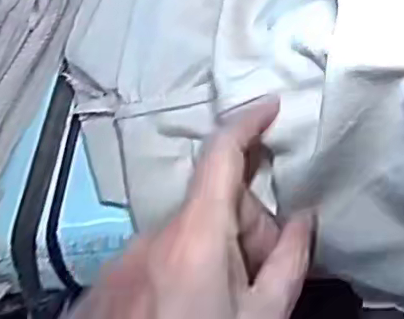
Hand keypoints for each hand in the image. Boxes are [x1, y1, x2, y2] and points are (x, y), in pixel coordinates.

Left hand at [77, 96, 312, 318]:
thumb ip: (290, 260)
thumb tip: (304, 219)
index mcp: (193, 235)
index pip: (222, 152)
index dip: (249, 121)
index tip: (274, 106)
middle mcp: (151, 238)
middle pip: (214, 203)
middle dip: (247, 226)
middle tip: (260, 276)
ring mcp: (119, 265)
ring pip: (185, 233)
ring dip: (213, 251)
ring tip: (224, 304)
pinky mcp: (98, 292)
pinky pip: (154, 259)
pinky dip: (180, 270)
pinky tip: (186, 312)